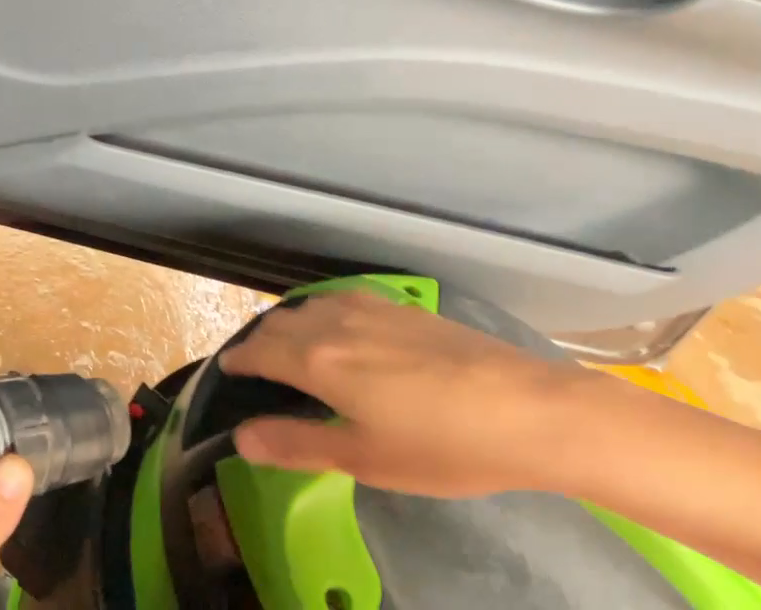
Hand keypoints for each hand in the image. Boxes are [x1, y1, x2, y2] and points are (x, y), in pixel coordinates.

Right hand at [215, 293, 597, 497]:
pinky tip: (345, 334)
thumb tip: (241, 437)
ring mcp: (371, 310)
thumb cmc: (443, 446)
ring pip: (311, 307)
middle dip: (260, 342)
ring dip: (291, 325)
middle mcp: (333, 324)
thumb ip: (298, 444)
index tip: (228, 372)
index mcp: (316, 361)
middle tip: (258, 367)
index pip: (258, 352)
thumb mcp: (365, 459)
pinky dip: (324, 316)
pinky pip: (342, 302)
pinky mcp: (403, 308)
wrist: (532, 411)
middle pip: (280, 323)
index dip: (238, 362)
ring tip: (295, 350)